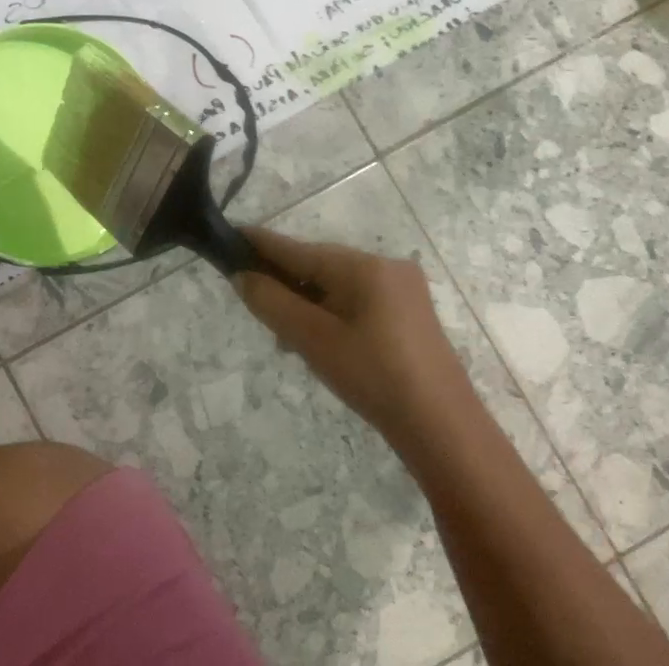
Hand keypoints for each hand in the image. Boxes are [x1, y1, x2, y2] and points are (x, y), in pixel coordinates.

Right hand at [234, 227, 482, 451]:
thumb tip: (241, 275)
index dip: (256, 244)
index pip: (295, 247)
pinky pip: (355, 302)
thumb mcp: (310, 338)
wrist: (443, 428)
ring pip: (334, 287)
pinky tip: (320, 345)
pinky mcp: (409, 315)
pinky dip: (330, 316)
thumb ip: (269, 300)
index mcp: (363, 266)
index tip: (225, 238)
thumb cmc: (372, 376)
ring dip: (305, 307)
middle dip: (283, 287)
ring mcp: (402, 290)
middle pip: (315, 266)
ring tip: (290, 342)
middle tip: (260, 318)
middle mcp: (385, 267)